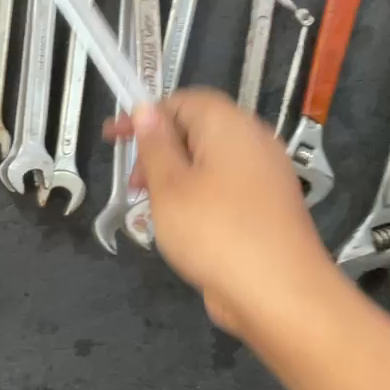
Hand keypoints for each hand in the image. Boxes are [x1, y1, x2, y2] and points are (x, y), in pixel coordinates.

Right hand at [106, 88, 340, 336]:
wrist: (274, 289)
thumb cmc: (213, 231)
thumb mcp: (169, 186)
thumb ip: (155, 146)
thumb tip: (147, 109)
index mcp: (230, 129)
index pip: (187, 100)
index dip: (148, 114)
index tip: (115, 138)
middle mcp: (253, 144)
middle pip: (198, 129)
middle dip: (158, 148)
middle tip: (132, 183)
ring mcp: (262, 176)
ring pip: (208, 160)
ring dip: (173, 174)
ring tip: (151, 207)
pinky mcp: (263, 206)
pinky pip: (221, 185)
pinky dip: (193, 193)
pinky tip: (178, 223)